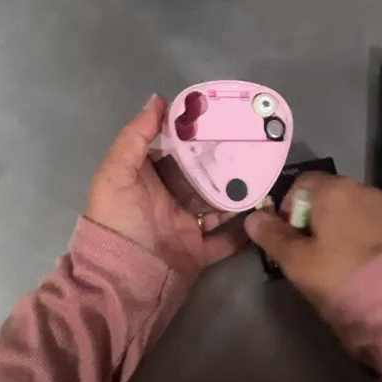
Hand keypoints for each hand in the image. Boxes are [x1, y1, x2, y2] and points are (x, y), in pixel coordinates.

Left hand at [85, 95, 245, 275]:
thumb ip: (135, 136)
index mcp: (146, 177)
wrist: (122, 282)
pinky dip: (242, 231)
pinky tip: (261, 215)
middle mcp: (167, 198)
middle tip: (254, 143)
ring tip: (265, 174)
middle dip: (223, 161)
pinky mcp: (198, 252)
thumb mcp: (116, 172)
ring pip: (217, 203)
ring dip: (237, 192)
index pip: (174, 149)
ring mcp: (185, 225)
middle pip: (200, 174)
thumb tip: (158, 99)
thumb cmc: (117, 220)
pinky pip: (225, 239)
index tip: (223, 116)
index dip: (195, 133)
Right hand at [245, 173, 381, 307]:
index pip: (303, 183)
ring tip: (342, 260)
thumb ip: (272, 236)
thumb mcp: (297, 261)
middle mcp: (364, 189)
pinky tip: (367, 264)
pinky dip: (369, 236)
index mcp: (334, 190)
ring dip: (345, 226)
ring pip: (357, 209)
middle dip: (317, 218)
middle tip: (313, 252)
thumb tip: (254, 218)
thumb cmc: (339, 277)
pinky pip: (379, 224)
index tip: (290, 237)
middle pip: (331, 195)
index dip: (290, 207)